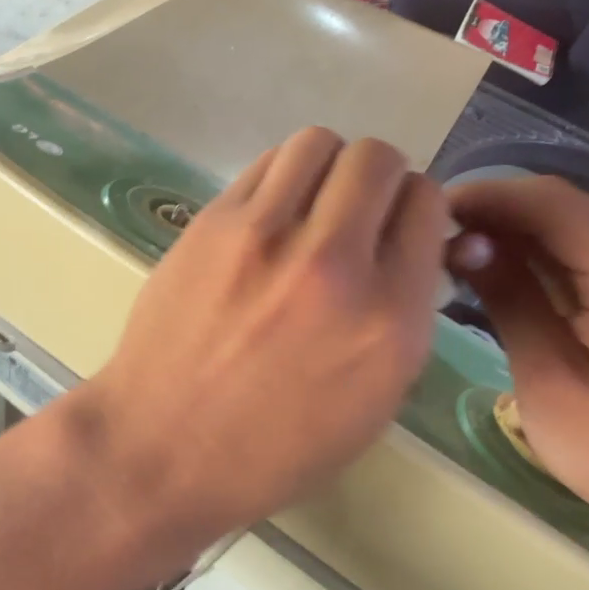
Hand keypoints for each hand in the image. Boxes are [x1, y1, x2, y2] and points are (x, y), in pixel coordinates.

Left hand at [87, 127, 449, 536]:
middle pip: (377, 158)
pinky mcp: (212, 221)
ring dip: (329, 165)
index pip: (426, 204)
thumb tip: (410, 242)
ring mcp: (265, 235)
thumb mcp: (376, 397)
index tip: (400, 226)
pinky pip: (266, 164)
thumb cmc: (277, 447)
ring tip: (314, 202)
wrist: (162, 447)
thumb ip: (406, 310)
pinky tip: (270, 215)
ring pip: (319, 141)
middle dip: (381, 176)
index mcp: (389, 319)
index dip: (418, 209)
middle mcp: (333, 263)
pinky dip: (281, 178)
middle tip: (360, 208)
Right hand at [446, 176, 588, 551]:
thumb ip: (511, 302)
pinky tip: (496, 265)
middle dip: (495, 209)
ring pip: (570, 219)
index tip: (430, 213)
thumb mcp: (550, 385)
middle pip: (563, 204)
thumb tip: (464, 242)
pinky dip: (535, 247)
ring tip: (453, 247)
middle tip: (433, 233)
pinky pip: (583, 245)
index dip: (489, 196)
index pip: (554, 204)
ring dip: (512, 226)